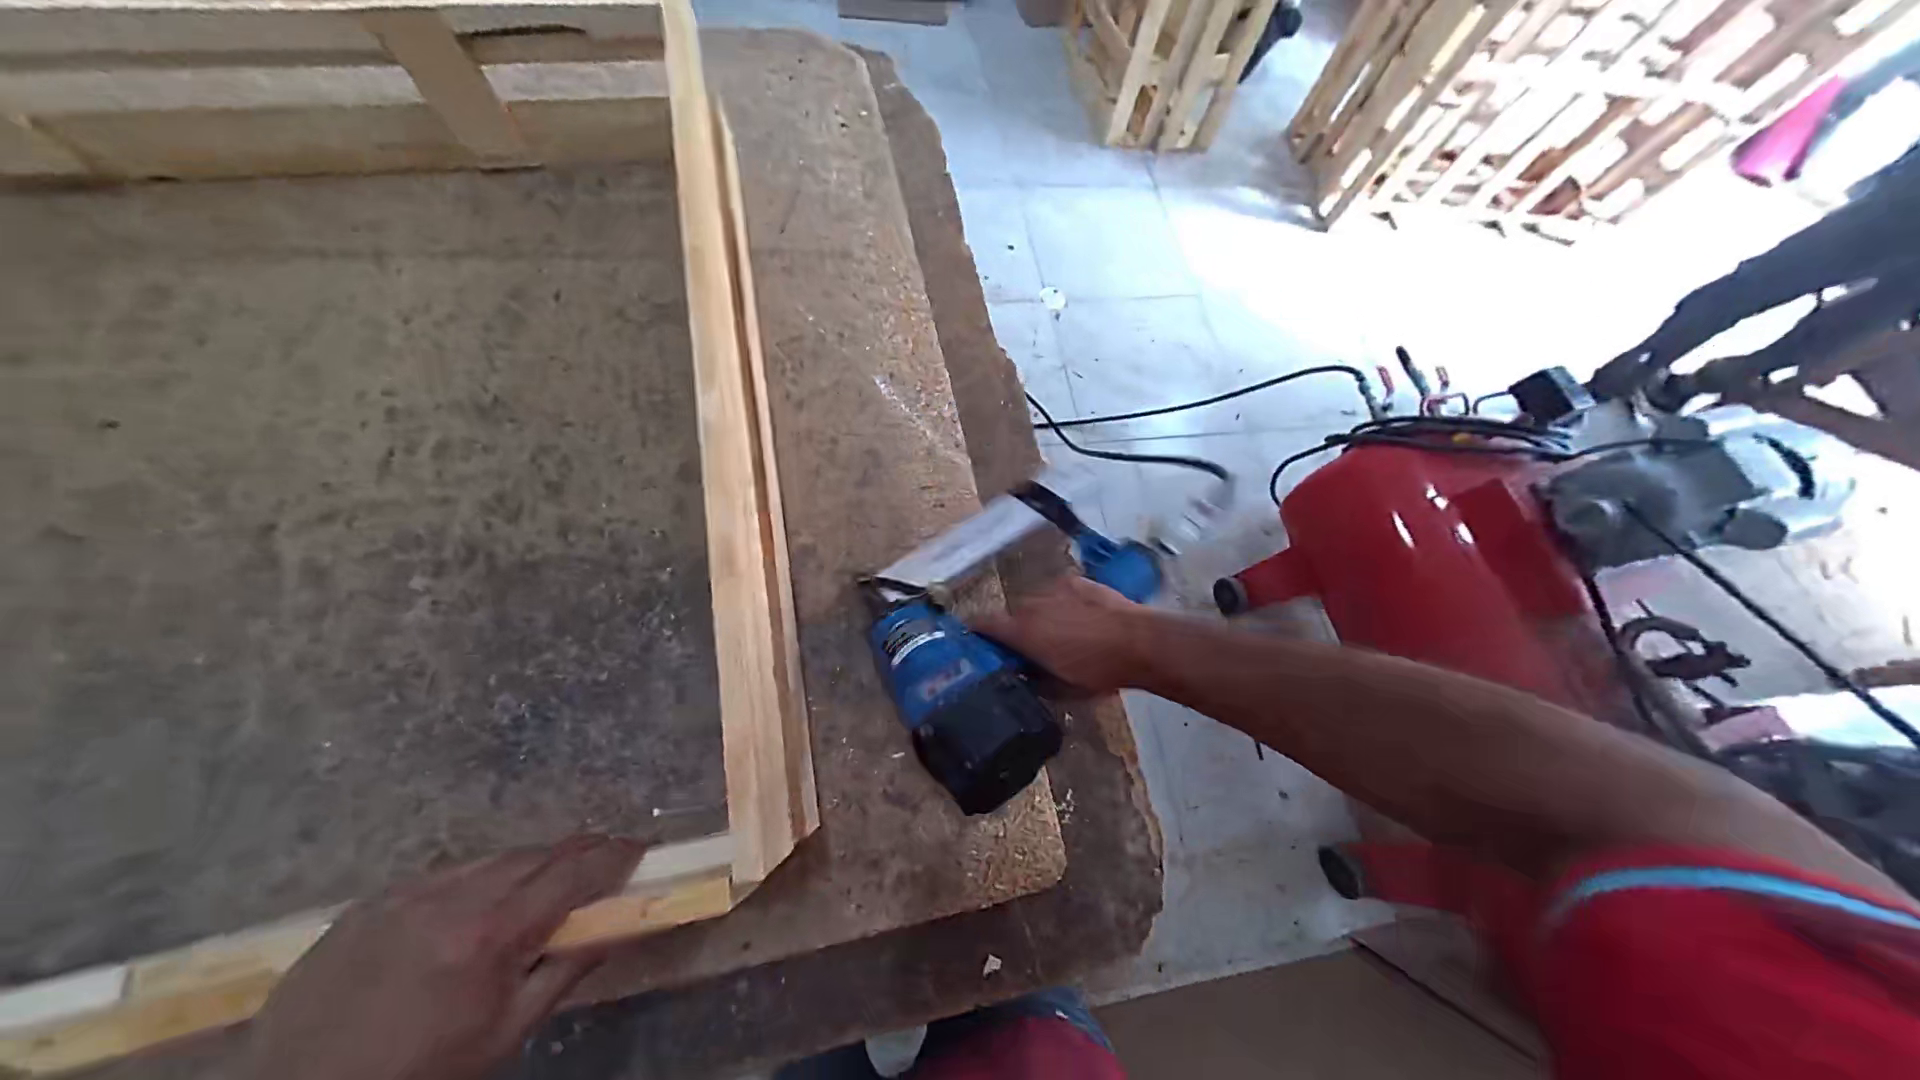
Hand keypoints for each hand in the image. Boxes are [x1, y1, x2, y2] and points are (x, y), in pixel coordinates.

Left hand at [237, 835, 644, 1079]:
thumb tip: (615, 927)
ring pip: (493, 857)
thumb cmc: (417, 1074)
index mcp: (491, 933)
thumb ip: (566, 970)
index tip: (640, 848)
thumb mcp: (505, 1033)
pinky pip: (445, 872)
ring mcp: (407, 892)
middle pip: (538, 854)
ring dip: (530, 863)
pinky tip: (476, 903)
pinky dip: (477, 878)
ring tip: (543, 882)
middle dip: (577, 853)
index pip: (574, 874)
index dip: (614, 855)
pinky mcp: (372, 899)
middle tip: (602, 861)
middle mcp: (453, 896)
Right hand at [969, 574, 1150, 693]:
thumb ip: (1033, 679)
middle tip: (1031, 647)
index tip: (975, 641)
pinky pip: (1059, 592)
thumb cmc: (1098, 671)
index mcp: (1021, 631)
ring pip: (1037, 601)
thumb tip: (1022, 674)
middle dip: (1017, 629)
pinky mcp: (1077, 580)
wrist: (1139, 642)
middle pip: (1012, 614)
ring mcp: (1054, 587)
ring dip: (1041, 615)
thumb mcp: (1060, 688)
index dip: (975, 632)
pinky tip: (1081, 616)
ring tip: (1061, 631)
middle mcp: (1031, 604)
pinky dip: (1063, 603)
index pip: (982, 624)